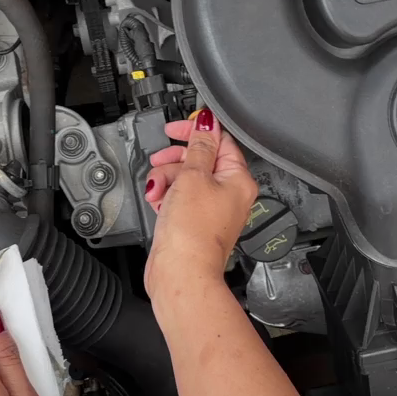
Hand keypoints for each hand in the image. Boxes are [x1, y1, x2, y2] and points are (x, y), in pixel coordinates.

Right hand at [142, 108, 260, 302]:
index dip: (196, 132)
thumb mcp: (193, 176)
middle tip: (160, 161)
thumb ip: (199, 146)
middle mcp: (229, 194)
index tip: (176, 129)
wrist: (181, 273)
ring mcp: (212, 209)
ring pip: (186, 178)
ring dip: (166, 180)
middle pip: (200, 159)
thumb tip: (206, 122)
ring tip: (158, 191)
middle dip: (175, 160)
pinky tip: (159, 204)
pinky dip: (166, 197)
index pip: (220, 141)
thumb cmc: (193, 232)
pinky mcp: (195, 222)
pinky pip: (179, 198)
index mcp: (238, 179)